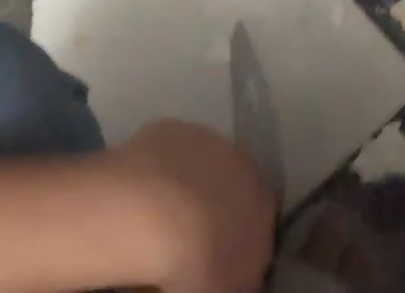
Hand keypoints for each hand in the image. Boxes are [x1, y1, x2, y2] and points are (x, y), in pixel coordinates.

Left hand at [113, 119, 276, 292]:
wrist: (152, 216)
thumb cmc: (199, 261)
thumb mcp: (231, 286)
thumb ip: (242, 274)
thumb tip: (236, 270)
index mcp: (263, 203)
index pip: (258, 216)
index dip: (237, 232)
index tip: (217, 248)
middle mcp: (240, 163)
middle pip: (230, 181)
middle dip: (214, 200)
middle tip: (190, 228)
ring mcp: (203, 139)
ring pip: (198, 161)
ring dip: (186, 179)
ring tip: (159, 208)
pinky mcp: (168, 128)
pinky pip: (167, 149)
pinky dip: (158, 165)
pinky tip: (141, 187)